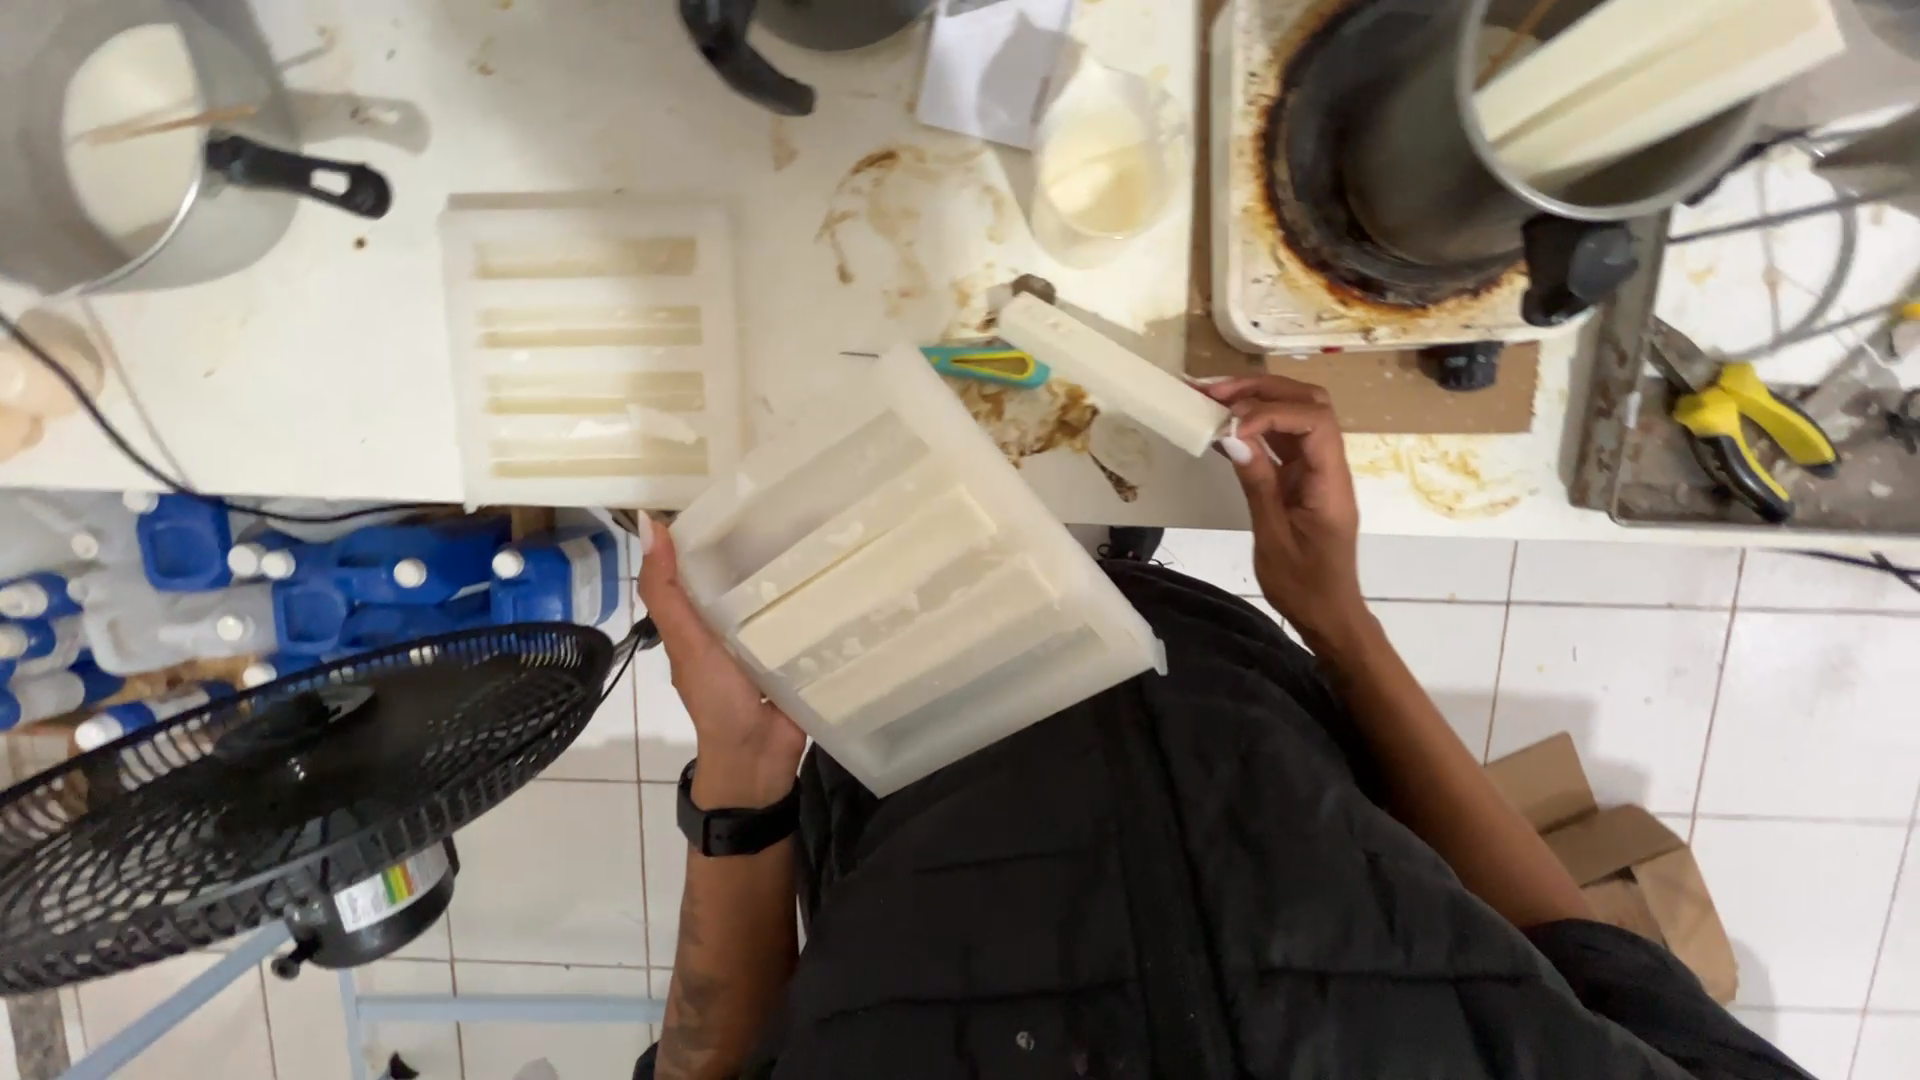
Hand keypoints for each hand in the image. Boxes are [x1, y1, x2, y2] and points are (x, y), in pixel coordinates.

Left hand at [636, 518, 806, 807]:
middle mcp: (735, 619)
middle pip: (750, 571)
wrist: (759, 761)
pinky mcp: (801, 650)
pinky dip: (822, 598)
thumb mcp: (687, 642)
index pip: (708, 558)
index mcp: (701, 614)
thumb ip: (667, 592)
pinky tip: (846, 574)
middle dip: (771, 541)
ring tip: (834, 529)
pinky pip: (809, 617)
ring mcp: (770, 636)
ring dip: (800, 567)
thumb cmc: (717, 701)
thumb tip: (647, 523)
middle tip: (806, 504)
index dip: (720, 526)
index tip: (747, 490)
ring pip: (782, 591)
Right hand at [1203, 375, 1367, 643]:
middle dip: (1262, 390)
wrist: (1327, 611)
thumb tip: (1235, 437)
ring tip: (1214, 398)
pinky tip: (1224, 424)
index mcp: (1329, 482)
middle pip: (1309, 403)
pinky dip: (1255, 424)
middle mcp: (1329, 465)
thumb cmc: (1303, 585)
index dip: (1271, 412)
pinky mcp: (1301, 477)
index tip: (1231, 425)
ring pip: (1296, 414)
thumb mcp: (1272, 537)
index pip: (1313, 422)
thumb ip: (1257, 483)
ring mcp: (1316, 469)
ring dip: (1257, 399)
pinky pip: (1283, 438)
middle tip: (1214, 391)